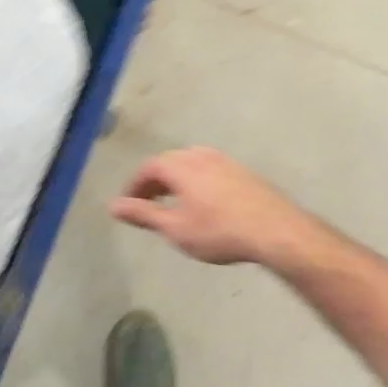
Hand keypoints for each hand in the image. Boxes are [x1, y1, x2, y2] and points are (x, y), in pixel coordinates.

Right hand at [109, 146, 319, 265]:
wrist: (274, 229)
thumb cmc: (218, 231)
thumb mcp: (175, 228)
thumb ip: (143, 215)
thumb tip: (114, 206)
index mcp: (181, 165)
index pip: (149, 167)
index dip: (135, 185)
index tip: (128, 204)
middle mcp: (201, 155)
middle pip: (170, 161)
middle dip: (155, 181)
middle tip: (147, 203)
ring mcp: (225, 161)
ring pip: (192, 164)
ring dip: (177, 180)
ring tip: (173, 203)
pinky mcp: (243, 171)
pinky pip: (210, 170)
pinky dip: (196, 182)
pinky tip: (203, 203)